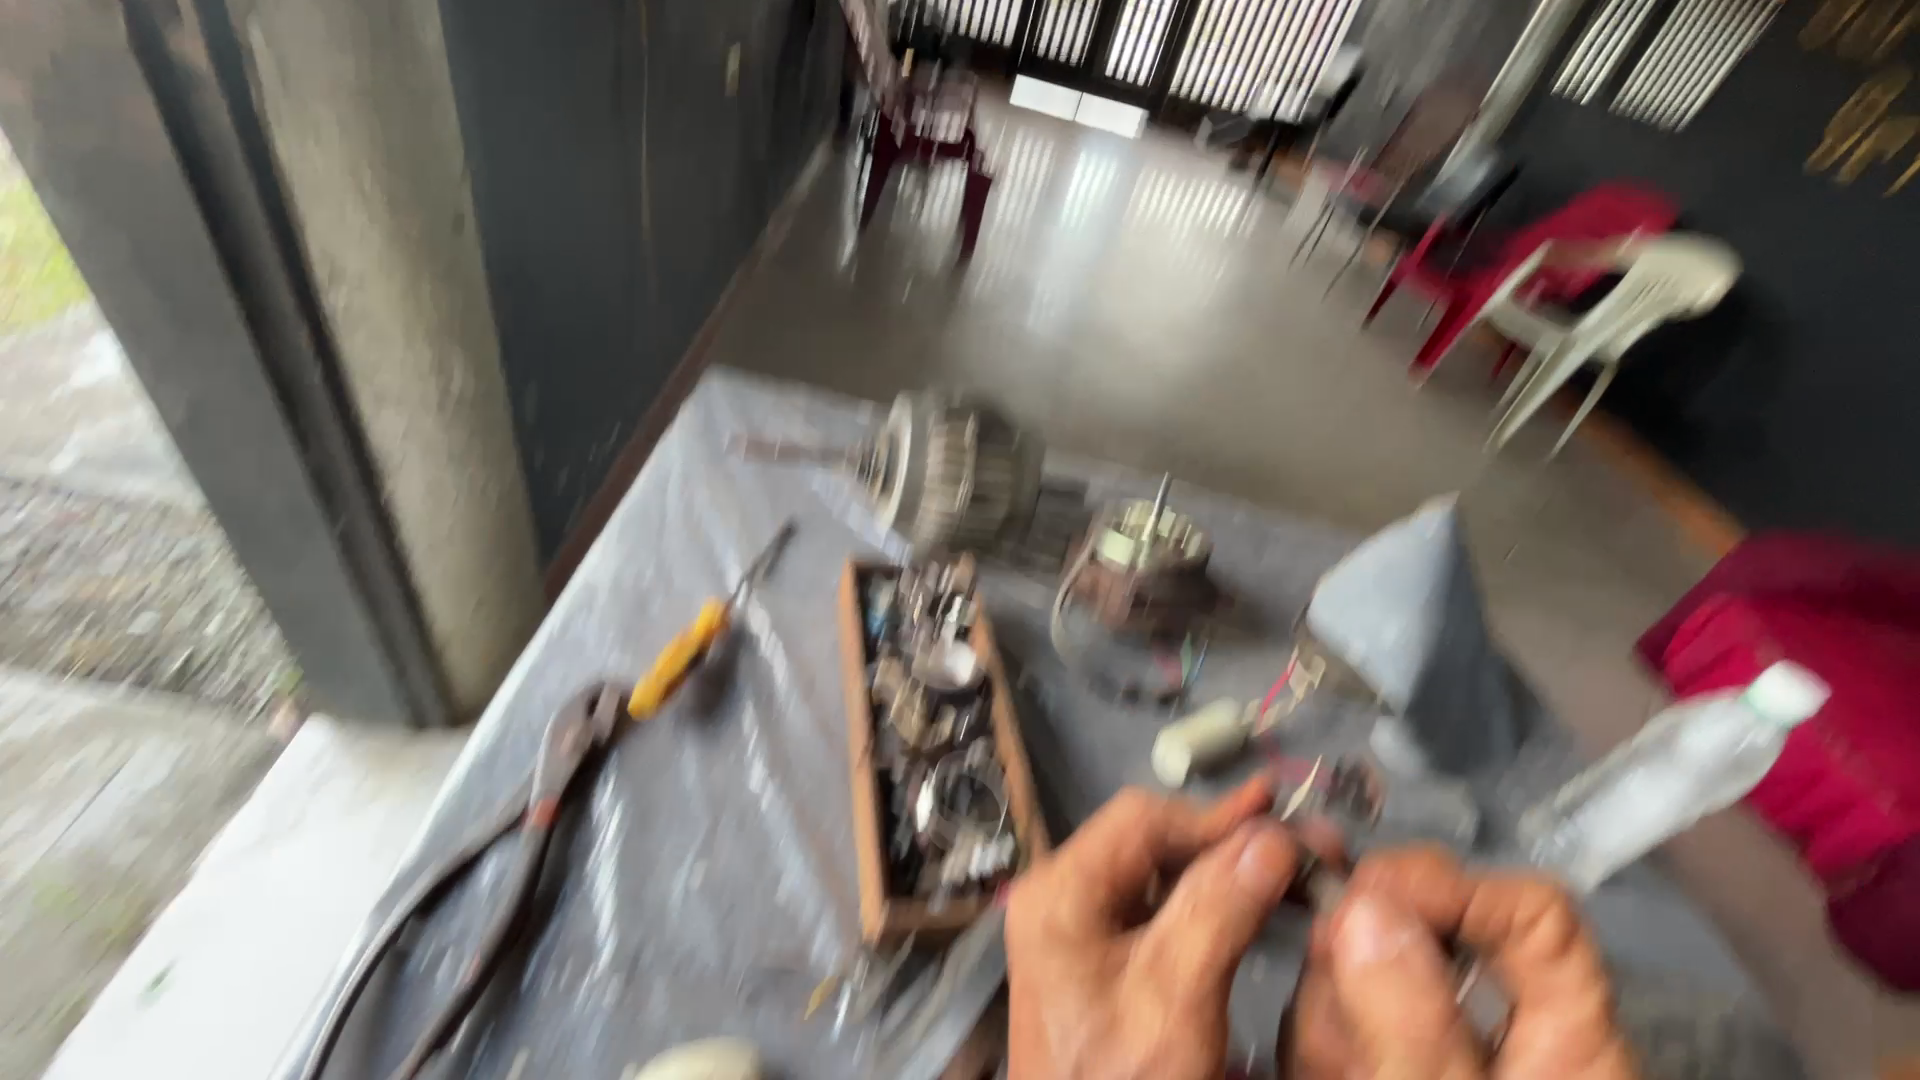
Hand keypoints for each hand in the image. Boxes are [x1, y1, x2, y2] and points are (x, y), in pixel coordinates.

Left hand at [1005, 778, 1296, 1079]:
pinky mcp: (1090, 944)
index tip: (1280, 819)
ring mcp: (1071, 915)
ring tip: (1280, 867)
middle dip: (1219, 840)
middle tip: (1292, 845)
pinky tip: (1242, 899)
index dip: (1213, 816)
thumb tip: (1272, 837)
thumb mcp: (1174, 1000)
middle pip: (1145, 838)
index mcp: (1059, 888)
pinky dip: (1199, 897)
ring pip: (1152, 866)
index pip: (1140, 820)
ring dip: (1215, 866)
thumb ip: (1219, 912)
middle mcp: (1057, 887)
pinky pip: (1150, 900)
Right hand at [1285, 847, 1639, 1079]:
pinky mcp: (1380, 1044)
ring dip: (1328, 1007)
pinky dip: (1314, 1033)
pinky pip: (1331, 1002)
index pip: (1534, 913)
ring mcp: (1430, 1031)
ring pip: (1363, 957)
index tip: (1365, 896)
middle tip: (1334, 996)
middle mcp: (1495, 1020)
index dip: (1453, 883)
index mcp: (1567, 1039)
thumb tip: (1363, 904)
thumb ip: (1416, 1023)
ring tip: (1331, 1071)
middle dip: (1358, 951)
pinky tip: (1320, 1074)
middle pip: (1423, 918)